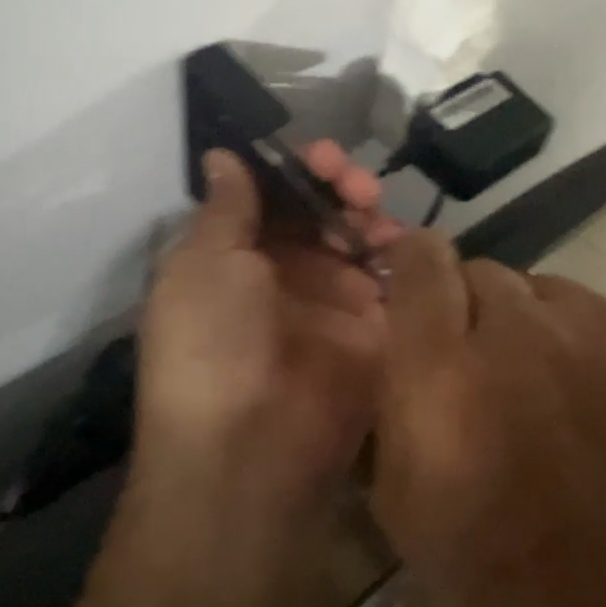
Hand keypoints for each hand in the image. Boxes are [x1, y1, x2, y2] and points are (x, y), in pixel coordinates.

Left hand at [48, 143, 399, 606]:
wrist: (252, 452)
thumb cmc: (211, 345)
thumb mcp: (202, 266)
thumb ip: (227, 208)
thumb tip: (223, 155)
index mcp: (234, 259)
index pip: (273, 197)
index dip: (295, 169)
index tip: (318, 155)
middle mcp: (285, 277)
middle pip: (322, 213)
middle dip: (340, 185)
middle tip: (355, 183)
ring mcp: (334, 305)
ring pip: (361, 239)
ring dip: (371, 214)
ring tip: (375, 213)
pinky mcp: (377, 333)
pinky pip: (395, 281)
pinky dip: (403, 254)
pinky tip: (403, 242)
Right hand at [369, 234, 605, 606]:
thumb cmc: (490, 557)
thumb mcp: (397, 489)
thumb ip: (392, 390)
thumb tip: (395, 333)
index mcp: (445, 361)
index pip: (421, 256)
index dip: (415, 268)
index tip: (416, 293)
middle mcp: (522, 324)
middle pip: (487, 274)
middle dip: (477, 313)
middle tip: (488, 370)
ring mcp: (600, 324)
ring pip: (550, 292)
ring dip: (539, 328)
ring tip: (553, 391)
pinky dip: (600, 348)